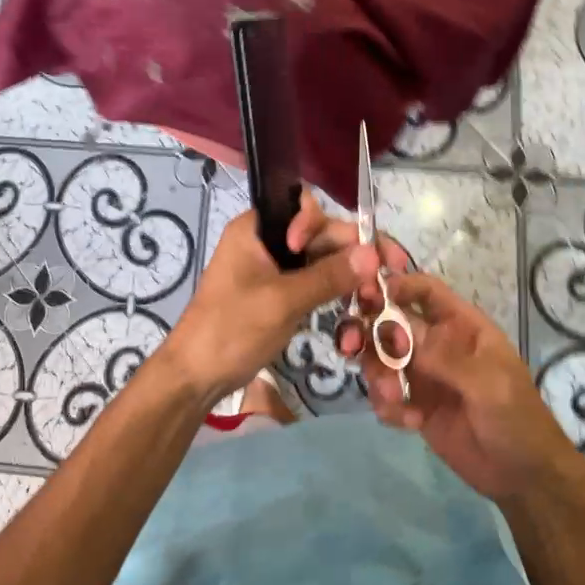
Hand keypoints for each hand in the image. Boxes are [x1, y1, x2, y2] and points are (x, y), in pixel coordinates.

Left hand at [160, 193, 370, 404]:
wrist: (196, 376)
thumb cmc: (232, 329)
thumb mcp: (284, 301)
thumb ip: (329, 276)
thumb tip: (373, 254)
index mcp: (256, 228)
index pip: (303, 208)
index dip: (330, 226)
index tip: (348, 253)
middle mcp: (264, 241)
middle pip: (318, 235)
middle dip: (351, 255)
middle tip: (388, 278)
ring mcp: (271, 268)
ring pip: (319, 260)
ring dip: (346, 277)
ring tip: (373, 300)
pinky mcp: (277, 294)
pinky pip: (312, 282)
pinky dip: (332, 293)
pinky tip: (354, 311)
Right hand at [356, 273, 581, 502]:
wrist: (524, 478)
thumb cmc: (518, 418)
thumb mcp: (489, 384)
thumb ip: (445, 357)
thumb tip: (398, 331)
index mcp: (461, 326)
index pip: (424, 291)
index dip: (397, 286)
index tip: (367, 298)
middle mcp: (437, 344)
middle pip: (390, 322)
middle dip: (369, 332)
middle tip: (354, 348)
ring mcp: (423, 375)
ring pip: (380, 359)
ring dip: (377, 375)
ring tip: (392, 398)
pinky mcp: (413, 406)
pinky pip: (384, 396)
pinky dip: (387, 407)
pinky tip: (409, 423)